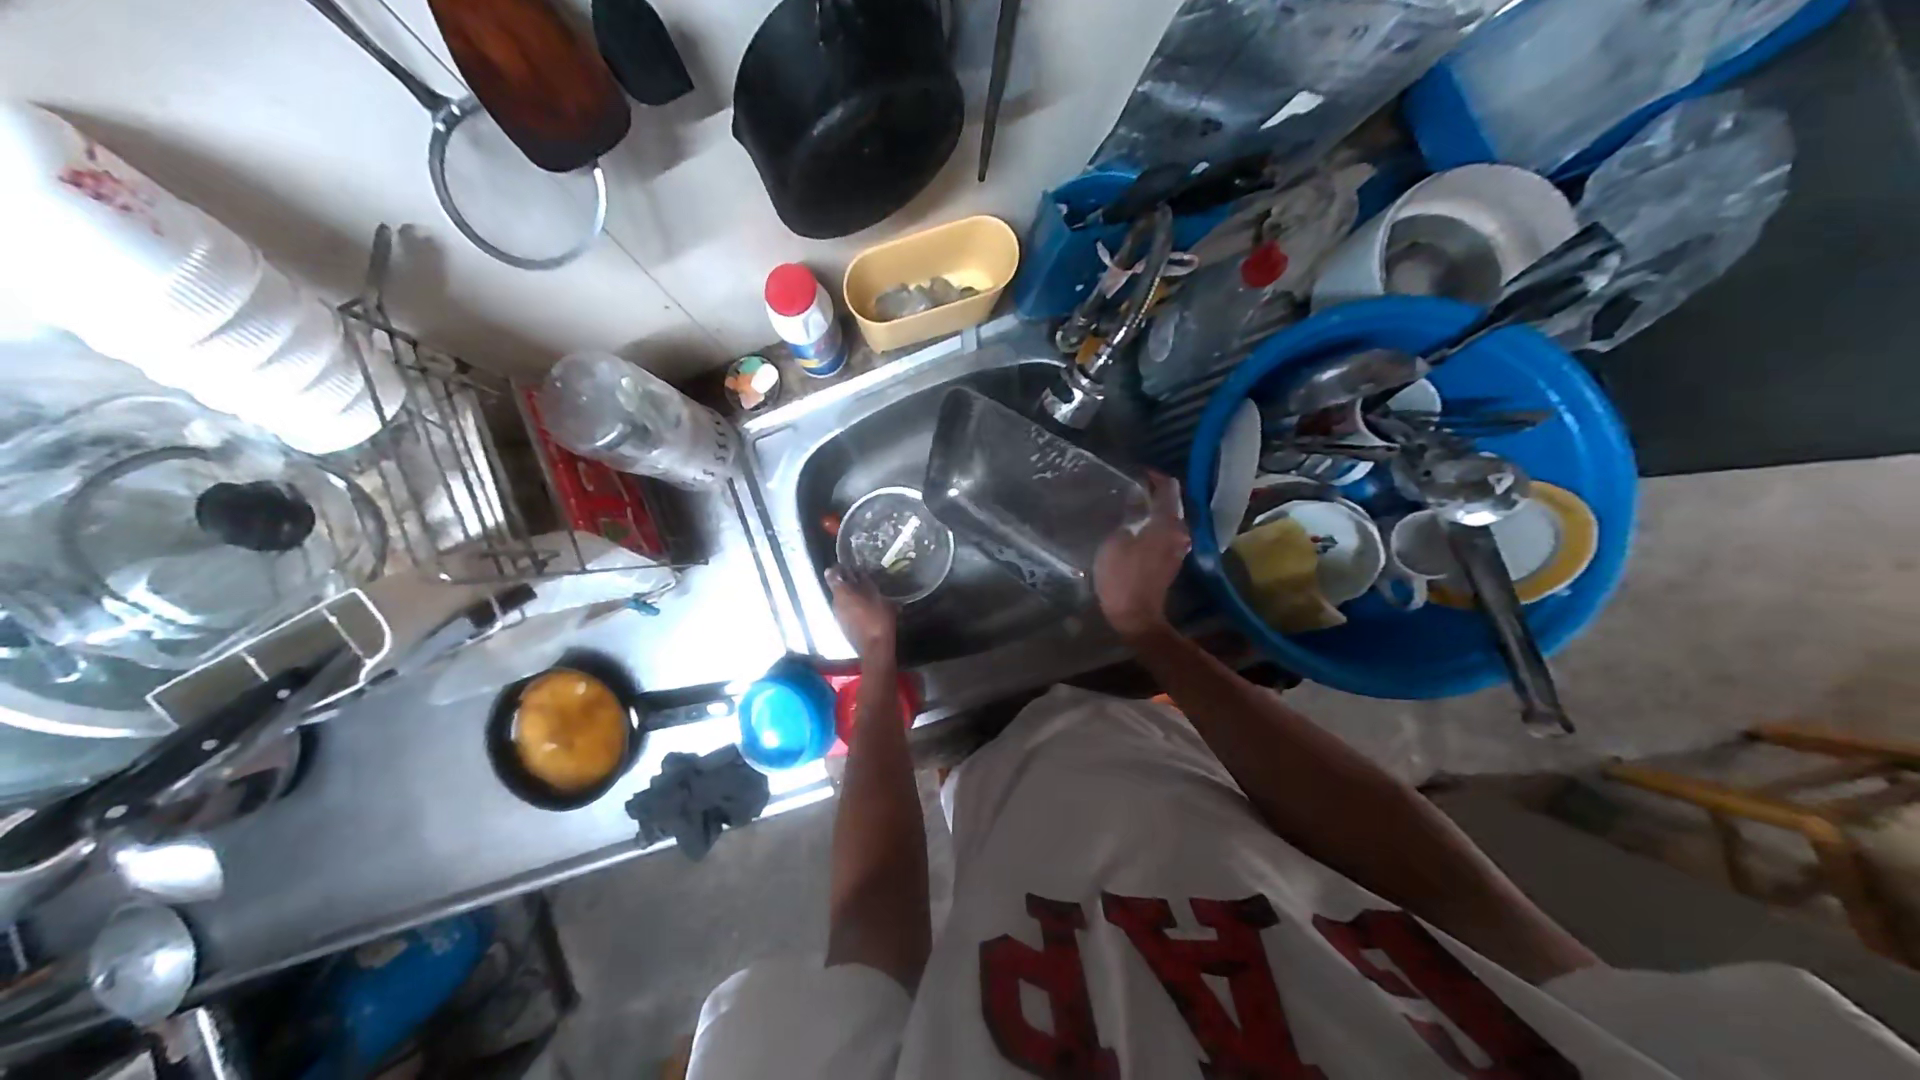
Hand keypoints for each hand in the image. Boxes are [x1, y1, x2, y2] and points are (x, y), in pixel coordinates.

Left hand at [828, 567, 897, 661]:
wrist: (875, 648)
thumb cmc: (878, 619)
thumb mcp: (878, 597)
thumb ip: (868, 584)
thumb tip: (862, 575)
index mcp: (842, 593)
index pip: (832, 574)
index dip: (839, 569)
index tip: (849, 567)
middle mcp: (835, 604)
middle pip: (838, 589)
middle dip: (849, 584)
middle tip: (864, 581)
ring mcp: (838, 617)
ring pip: (843, 601)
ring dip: (852, 597)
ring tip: (868, 597)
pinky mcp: (843, 627)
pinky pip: (846, 612)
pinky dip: (854, 609)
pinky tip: (867, 611)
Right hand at [1094, 471, 1189, 639]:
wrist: (1135, 615)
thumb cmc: (1122, 575)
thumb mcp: (1116, 540)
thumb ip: (1129, 515)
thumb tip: (1135, 498)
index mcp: (1167, 523)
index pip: (1169, 488)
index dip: (1155, 476)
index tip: (1138, 471)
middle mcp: (1180, 532)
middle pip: (1172, 503)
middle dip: (1154, 493)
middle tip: (1132, 487)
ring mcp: (1178, 547)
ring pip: (1170, 519)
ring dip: (1154, 510)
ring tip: (1132, 506)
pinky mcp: (1172, 560)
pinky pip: (1166, 533)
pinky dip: (1155, 525)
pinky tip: (1137, 527)